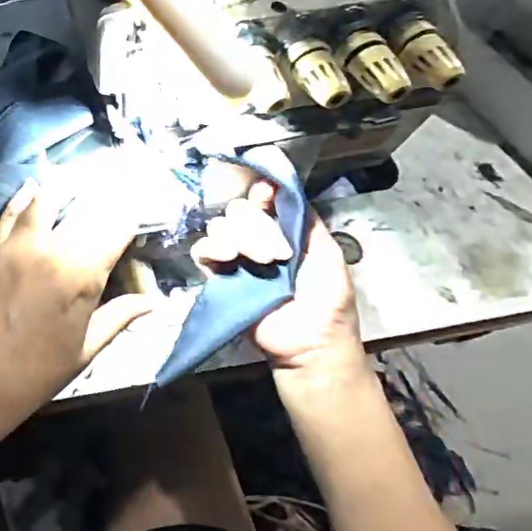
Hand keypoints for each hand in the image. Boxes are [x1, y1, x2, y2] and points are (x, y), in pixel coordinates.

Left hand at [0, 179, 159, 442]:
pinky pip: (12, 210)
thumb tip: (154, 302)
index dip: (130, 222)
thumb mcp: (86, 348)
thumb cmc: (37, 370)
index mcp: (81, 273)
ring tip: (74, 182)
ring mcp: (17, 242)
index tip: (135, 222)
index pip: (116, 228)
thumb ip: (120, 316)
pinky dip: (25, 196)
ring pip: (45, 197)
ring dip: (63, 188)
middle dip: (103, 202)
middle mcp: (51, 247)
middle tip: (112, 199)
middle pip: (85, 208)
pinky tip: (33, 187)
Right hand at [190, 173, 361, 378]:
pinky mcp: (217, 277)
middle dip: (257, 224)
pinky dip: (213, 248)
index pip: (260, 197)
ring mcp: (235, 257)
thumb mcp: (328, 252)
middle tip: (279, 253)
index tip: (266, 195)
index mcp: (281, 229)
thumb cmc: (328, 301)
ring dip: (241, 237)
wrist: (312, 342)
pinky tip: (230, 257)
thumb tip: (282, 187)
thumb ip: (306, 220)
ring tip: (262, 263)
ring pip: (220, 225)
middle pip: (238, 209)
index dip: (260, 192)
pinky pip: (203, 250)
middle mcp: (254, 238)